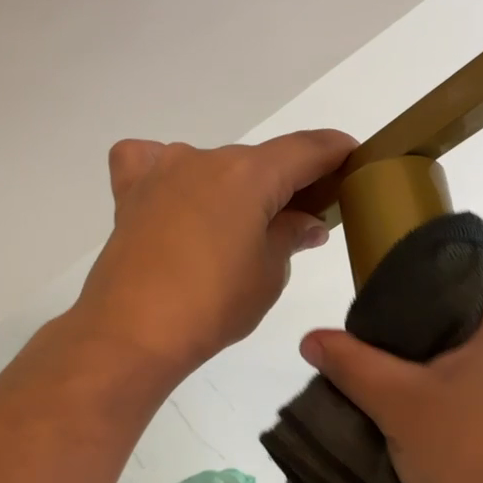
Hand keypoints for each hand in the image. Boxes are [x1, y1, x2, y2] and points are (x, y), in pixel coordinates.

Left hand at [72, 129, 355, 379]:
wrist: (133, 333)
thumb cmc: (214, 305)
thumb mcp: (268, 275)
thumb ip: (291, 236)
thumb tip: (307, 222)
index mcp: (250, 174)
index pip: (306, 150)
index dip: (334, 152)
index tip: (353, 158)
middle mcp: (206, 158)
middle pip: (258, 162)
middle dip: (283, 185)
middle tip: (300, 221)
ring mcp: (163, 172)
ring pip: (212, 167)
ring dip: (233, 190)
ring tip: (238, 230)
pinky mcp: (130, 193)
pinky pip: (151, 164)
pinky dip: (169, 175)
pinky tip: (174, 200)